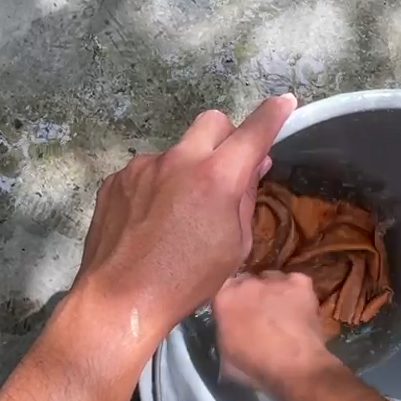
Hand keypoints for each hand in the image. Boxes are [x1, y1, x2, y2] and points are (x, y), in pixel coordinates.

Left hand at [73, 95, 296, 343]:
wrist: (121, 298)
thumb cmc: (187, 281)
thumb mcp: (234, 246)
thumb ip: (245, 198)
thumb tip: (253, 166)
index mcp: (216, 178)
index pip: (254, 132)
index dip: (273, 114)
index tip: (283, 103)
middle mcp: (179, 160)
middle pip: (212, 122)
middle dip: (225, 138)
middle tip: (224, 169)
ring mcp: (142, 167)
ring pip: (176, 152)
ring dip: (186, 169)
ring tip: (177, 213)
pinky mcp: (116, 179)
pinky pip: (146, 172)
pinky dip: (156, 187)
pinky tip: (149, 221)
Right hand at [212, 271, 343, 395]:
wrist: (293, 366)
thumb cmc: (254, 367)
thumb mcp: (225, 355)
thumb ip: (224, 334)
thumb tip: (228, 334)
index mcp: (223, 298)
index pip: (223, 290)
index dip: (232, 302)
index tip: (237, 314)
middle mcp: (246, 282)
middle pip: (247, 282)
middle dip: (251, 295)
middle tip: (259, 314)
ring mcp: (274, 280)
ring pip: (271, 279)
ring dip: (273, 292)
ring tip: (281, 311)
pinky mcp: (300, 283)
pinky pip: (295, 281)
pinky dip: (296, 292)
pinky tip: (298, 307)